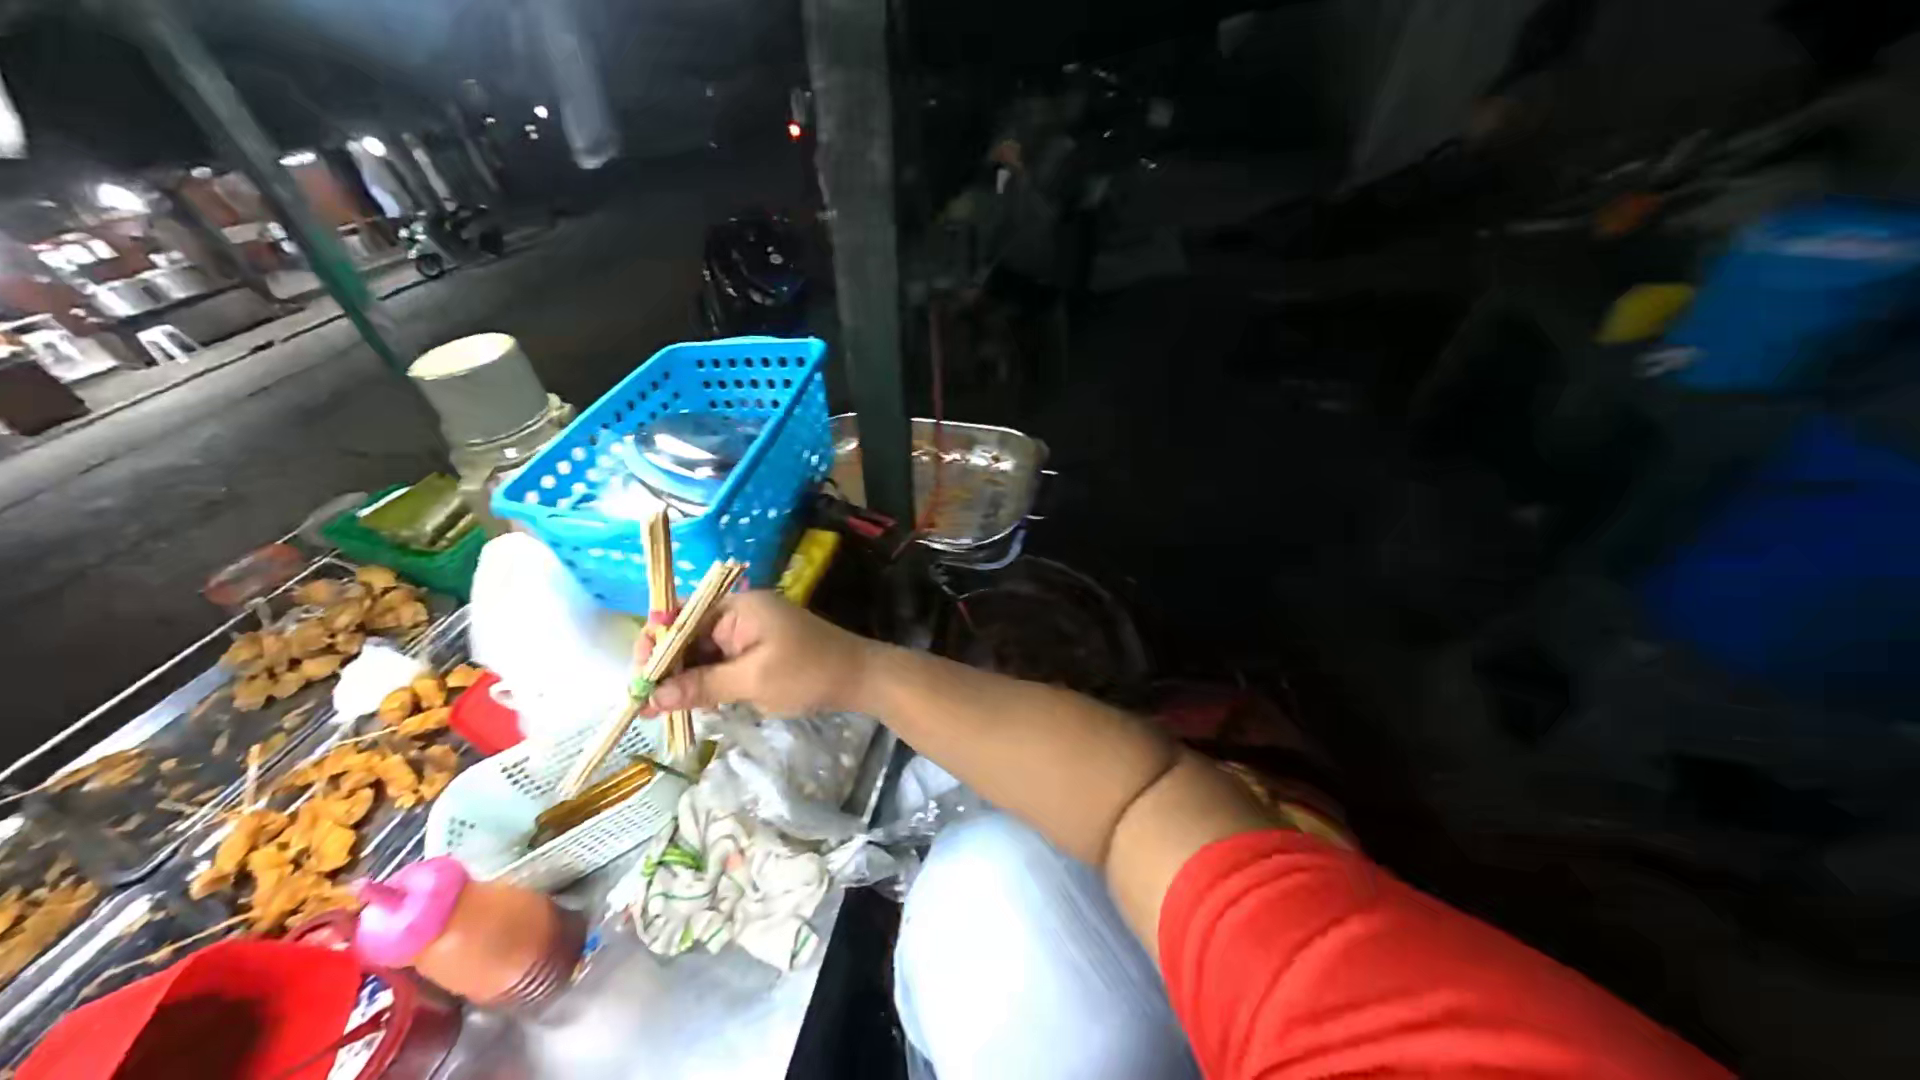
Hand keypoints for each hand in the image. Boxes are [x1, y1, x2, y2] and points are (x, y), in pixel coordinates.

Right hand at [641, 591, 878, 714]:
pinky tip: (691, 704)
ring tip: (660, 711)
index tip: (638, 681)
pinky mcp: (758, 650)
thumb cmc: (809, 672)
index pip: (680, 619)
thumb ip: (703, 685)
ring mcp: (750, 632)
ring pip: (703, 652)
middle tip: (645, 705)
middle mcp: (739, 613)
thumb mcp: (753, 681)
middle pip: (688, 636)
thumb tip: (654, 696)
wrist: (860, 678)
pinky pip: (721, 662)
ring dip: (683, 678)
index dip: (654, 648)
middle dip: (665, 668)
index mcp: (737, 607)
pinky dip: (706, 681)